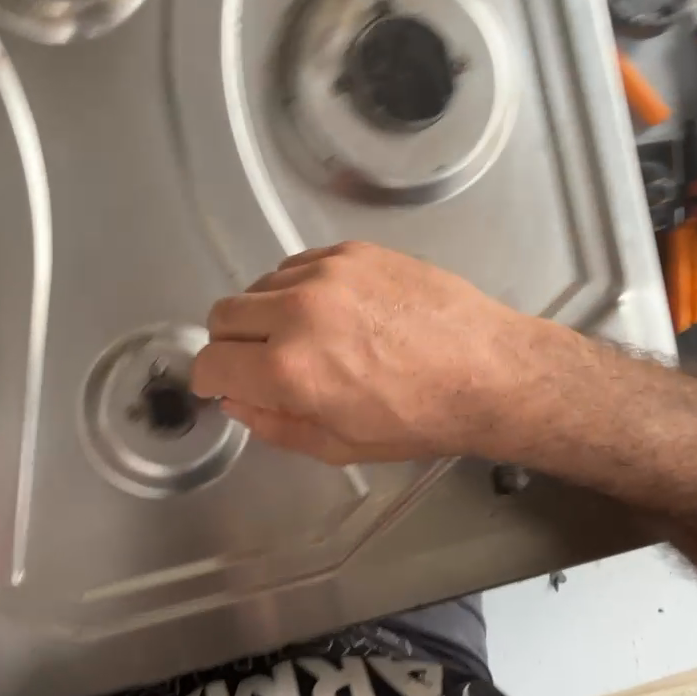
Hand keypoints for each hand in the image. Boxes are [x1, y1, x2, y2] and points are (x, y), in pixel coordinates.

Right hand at [191, 242, 555, 463]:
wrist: (486, 370)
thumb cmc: (415, 420)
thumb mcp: (338, 445)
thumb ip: (273, 424)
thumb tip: (238, 402)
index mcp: (288, 369)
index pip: (210, 362)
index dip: (210, 380)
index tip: (223, 385)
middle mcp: (296, 312)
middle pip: (222, 315)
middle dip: (231, 344)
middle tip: (260, 362)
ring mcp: (325, 273)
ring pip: (258, 286)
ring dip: (265, 314)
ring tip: (305, 336)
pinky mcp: (351, 251)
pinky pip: (296, 265)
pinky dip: (297, 289)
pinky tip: (331, 311)